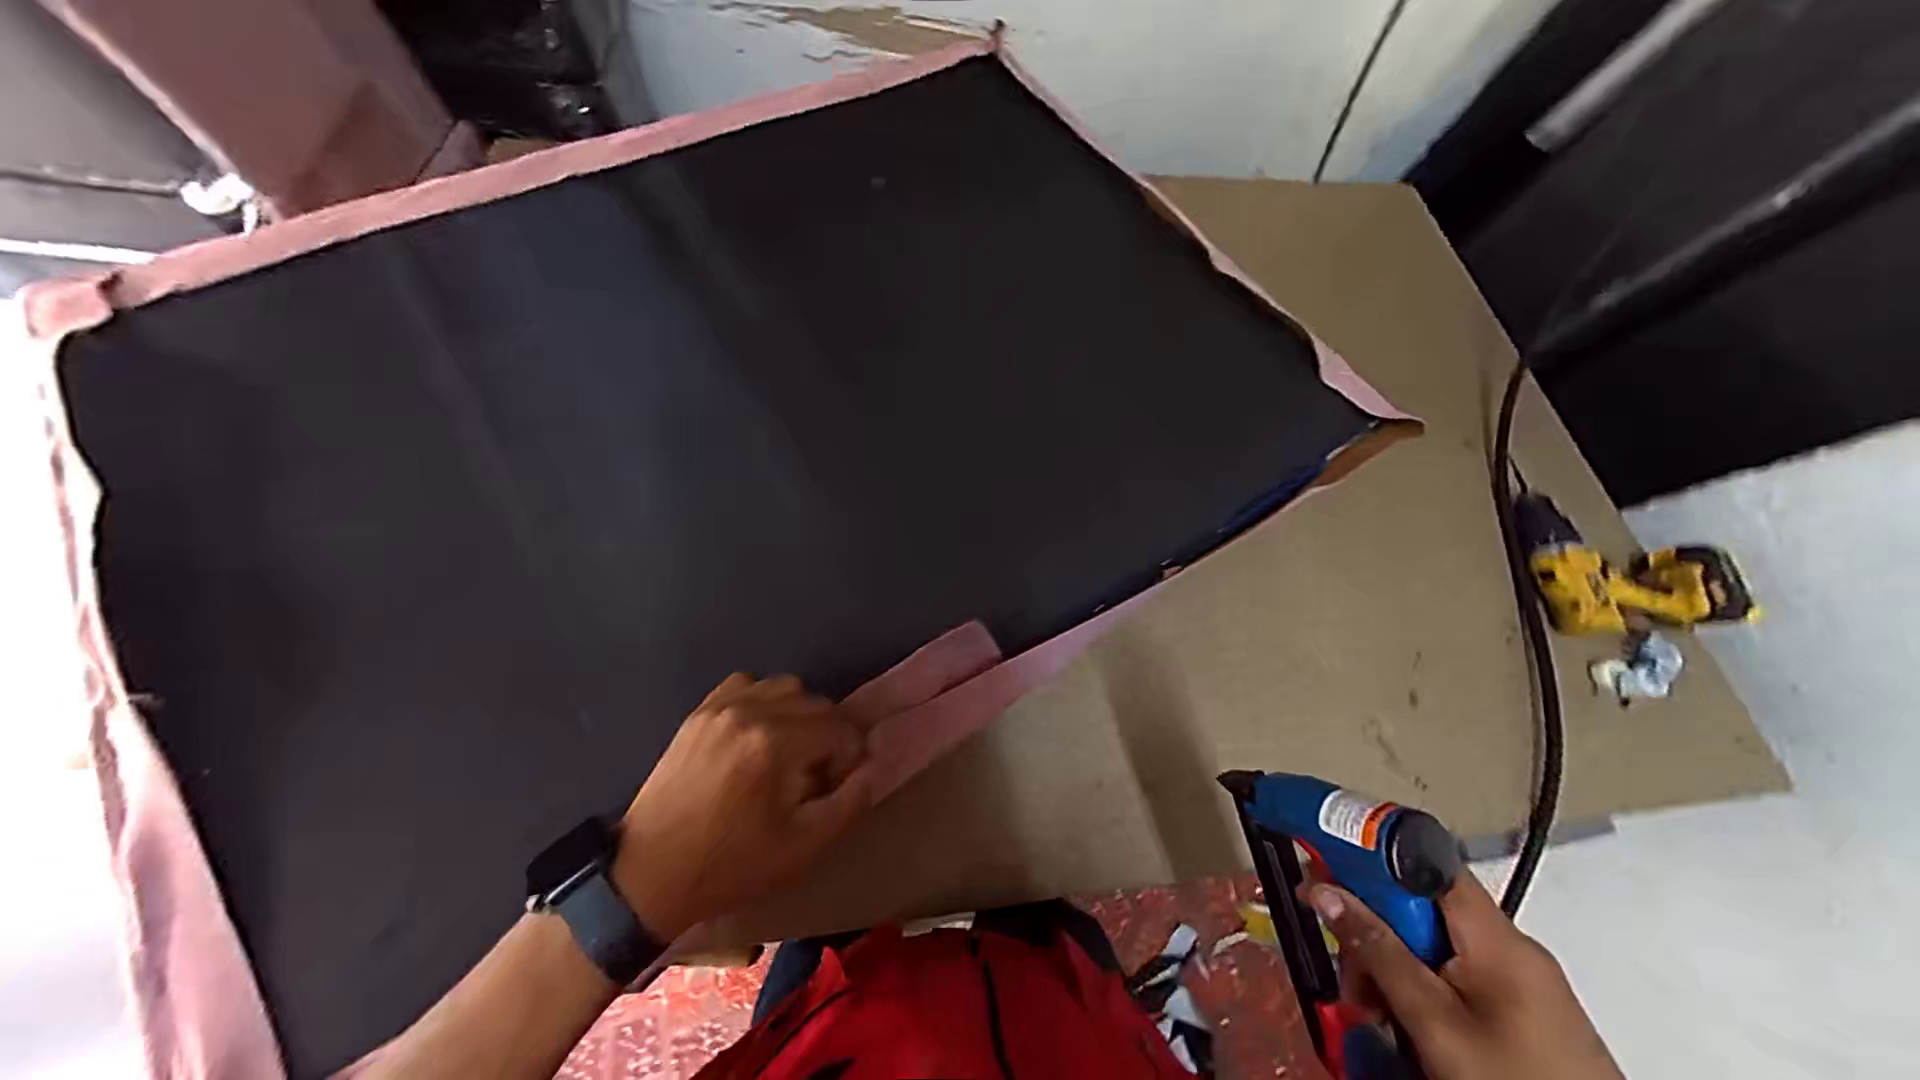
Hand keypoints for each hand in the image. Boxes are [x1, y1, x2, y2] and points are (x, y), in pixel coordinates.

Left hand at [612, 673, 874, 939]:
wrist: (649, 875)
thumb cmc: (732, 865)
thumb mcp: (803, 847)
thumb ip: (849, 802)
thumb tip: (872, 766)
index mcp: (776, 744)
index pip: (839, 727)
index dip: (849, 756)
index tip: (835, 785)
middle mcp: (750, 712)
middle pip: (816, 703)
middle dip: (827, 736)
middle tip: (814, 775)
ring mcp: (720, 708)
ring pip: (784, 687)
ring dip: (798, 714)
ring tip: (787, 752)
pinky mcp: (699, 712)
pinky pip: (747, 685)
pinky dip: (762, 701)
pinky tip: (756, 735)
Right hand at [1299, 872, 1624, 1079]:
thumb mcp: (1433, 1022)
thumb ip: (1377, 951)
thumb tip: (1322, 890)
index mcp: (1498, 939)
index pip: (1426, 862)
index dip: (1371, 854)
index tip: (1324, 866)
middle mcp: (1511, 948)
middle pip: (1420, 908)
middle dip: (1374, 933)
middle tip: (1350, 976)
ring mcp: (1520, 981)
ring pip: (1432, 944)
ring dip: (1391, 967)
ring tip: (1374, 1012)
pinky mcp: (1521, 1010)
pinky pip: (1453, 975)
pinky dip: (1419, 988)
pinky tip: (1405, 1024)